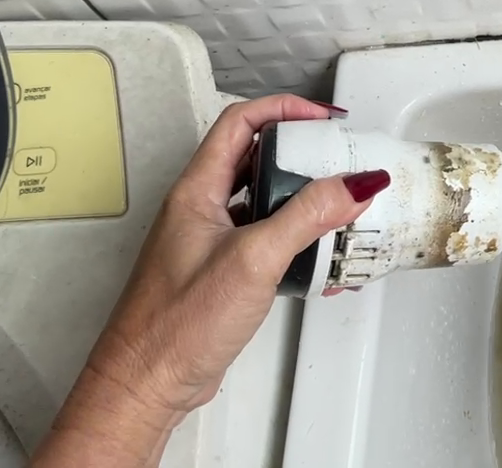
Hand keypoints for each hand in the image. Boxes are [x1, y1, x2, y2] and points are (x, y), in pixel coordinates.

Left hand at [33, 96, 389, 465]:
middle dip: (302, 150)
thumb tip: (358, 182)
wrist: (143, 393)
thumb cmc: (176, 327)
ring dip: (304, 196)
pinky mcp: (223, 270)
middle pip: (257, 155)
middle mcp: (202, 208)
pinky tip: (323, 258)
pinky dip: (299, 237)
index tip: (324, 117)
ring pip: (265, 197)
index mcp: (198, 190)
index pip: (241, 122)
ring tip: (340, 203)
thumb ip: (309, 215)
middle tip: (338, 156)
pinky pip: (268, 235)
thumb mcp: (255, 258)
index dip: (284, 109)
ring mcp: (212, 239)